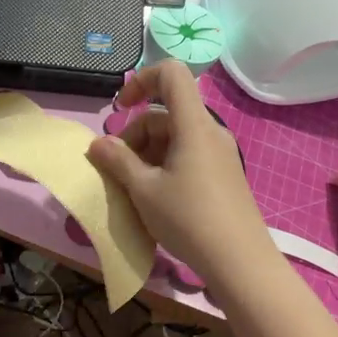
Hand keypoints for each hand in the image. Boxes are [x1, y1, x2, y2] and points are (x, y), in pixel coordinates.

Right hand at [85, 63, 278, 288]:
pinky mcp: (221, 175)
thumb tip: (98, 143)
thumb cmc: (188, 218)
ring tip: (133, 187)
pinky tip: (154, 196)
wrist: (240, 262)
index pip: (171, 74)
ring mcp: (218, 154)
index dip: (140, 80)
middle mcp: (209, 132)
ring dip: (146, 153)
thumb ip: (117, 160)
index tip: (120, 109)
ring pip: (173, 136)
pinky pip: (186, 154)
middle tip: (117, 168)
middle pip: (165, 113)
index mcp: (192, 125)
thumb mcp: (142, 189)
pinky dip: (163, 165)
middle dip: (135, 133)